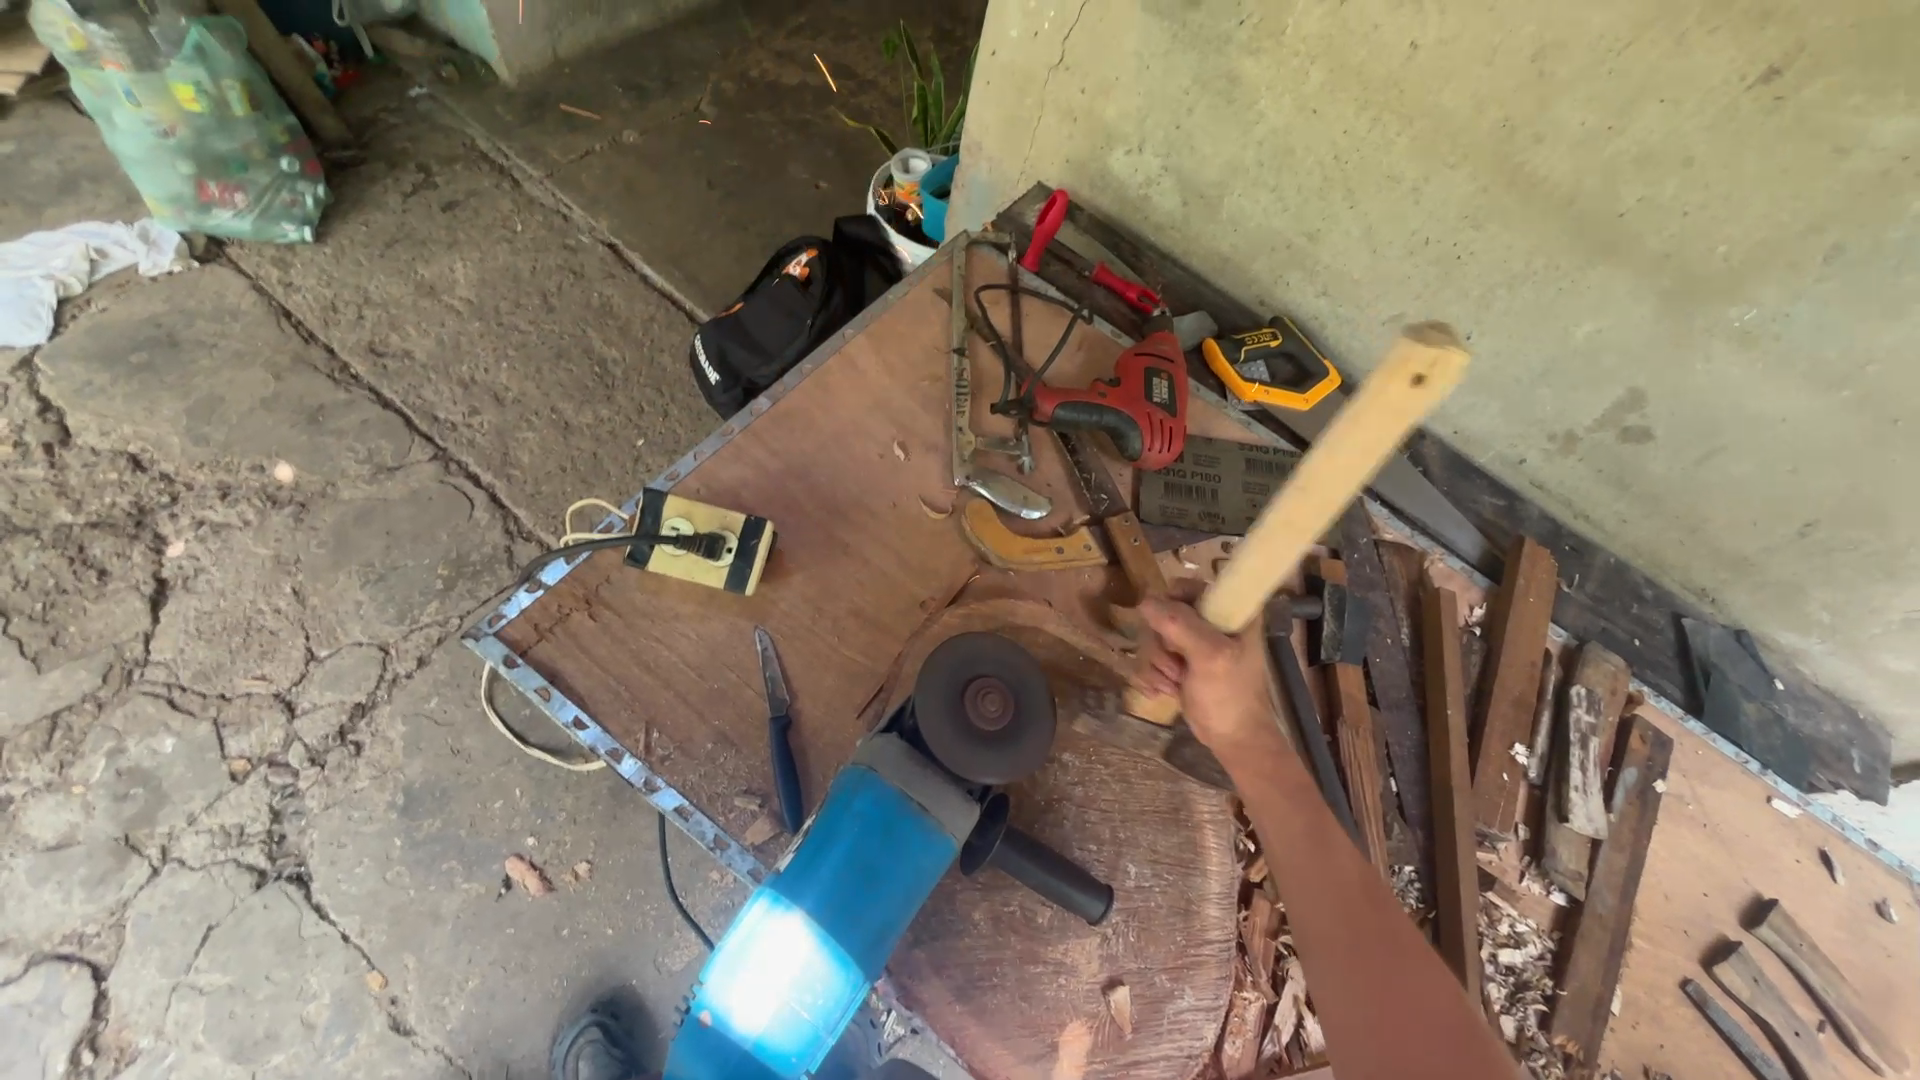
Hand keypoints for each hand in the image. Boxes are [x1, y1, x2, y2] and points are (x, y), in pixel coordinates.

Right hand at [1131, 597, 1283, 755]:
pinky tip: (1165, 691)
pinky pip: (1150, 657)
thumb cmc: (1230, 696)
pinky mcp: (1179, 663)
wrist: (1232, 738)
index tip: (1168, 628)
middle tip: (1177, 666)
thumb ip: (1179, 625)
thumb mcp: (1210, 656)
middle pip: (1163, 614)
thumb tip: (1145, 601)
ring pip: (1153, 637)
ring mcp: (1193, 643)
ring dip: (1157, 664)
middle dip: (1162, 644)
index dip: (1171, 605)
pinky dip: (1153, 675)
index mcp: (1230, 610)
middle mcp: (1210, 622)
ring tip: (1173, 683)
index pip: (1187, 587)